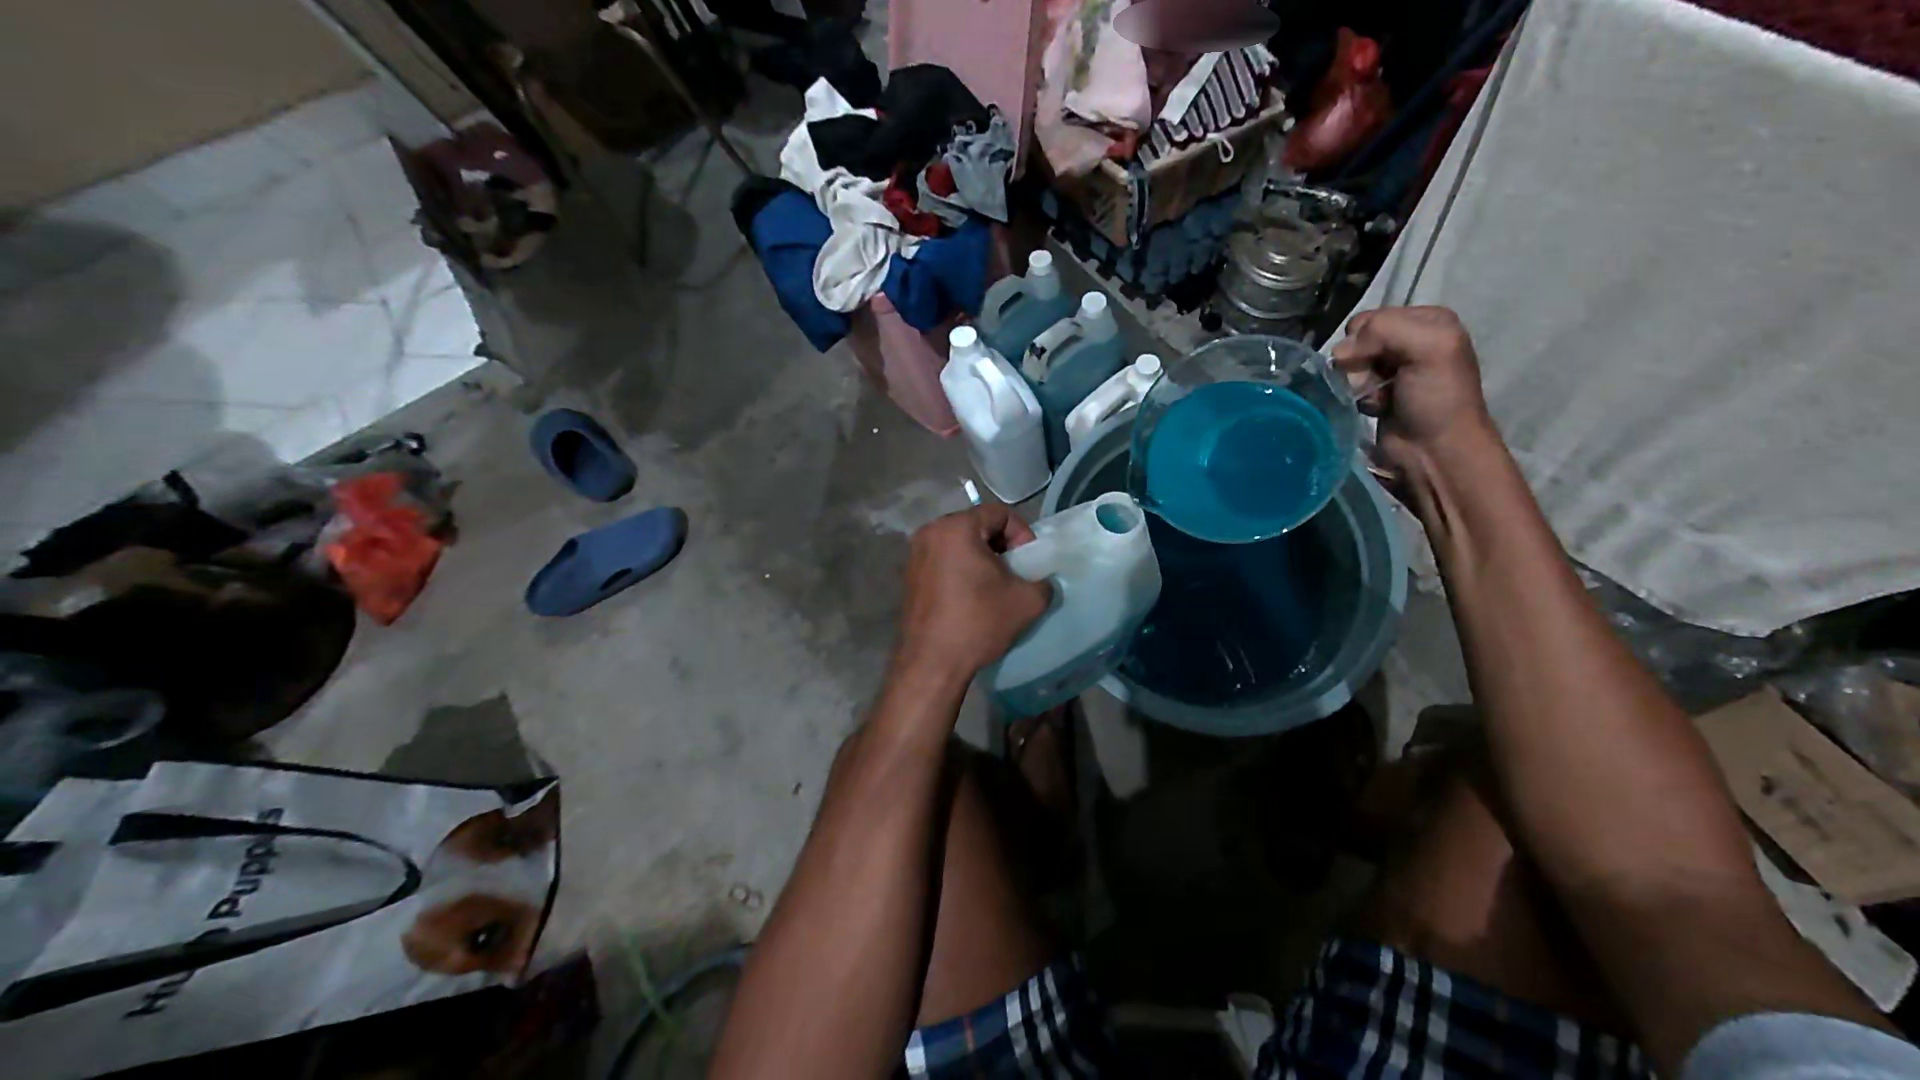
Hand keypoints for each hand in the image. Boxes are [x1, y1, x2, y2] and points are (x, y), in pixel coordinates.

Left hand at [895, 504, 1052, 680]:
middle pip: (976, 525)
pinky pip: (943, 560)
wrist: (932, 662)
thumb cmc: (978, 622)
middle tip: (1015, 572)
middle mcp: (930, 533)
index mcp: (956, 528)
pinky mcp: (910, 576)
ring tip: (995, 586)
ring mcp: (915, 555)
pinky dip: (961, 569)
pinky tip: (972, 596)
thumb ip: (1043, 581)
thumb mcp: (1027, 601)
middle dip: (1000, 545)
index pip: (998, 513)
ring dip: (981, 558)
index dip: (1021, 533)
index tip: (1028, 561)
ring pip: (959, 543)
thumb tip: (1040, 581)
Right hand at [1330, 306, 1495, 477]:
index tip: (1377, 363)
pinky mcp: (1378, 393)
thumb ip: (1385, 331)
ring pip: (1350, 364)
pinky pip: (1350, 385)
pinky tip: (1373, 407)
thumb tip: (1340, 353)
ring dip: (1357, 382)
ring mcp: (1394, 368)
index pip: (1371, 318)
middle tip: (1376, 382)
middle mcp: (1411, 339)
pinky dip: (1356, 396)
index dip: (1365, 340)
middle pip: (1357, 340)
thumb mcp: (1429, 347)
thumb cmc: (1437, 399)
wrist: (1435, 450)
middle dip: (1359, 362)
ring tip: (1376, 397)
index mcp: (1428, 320)